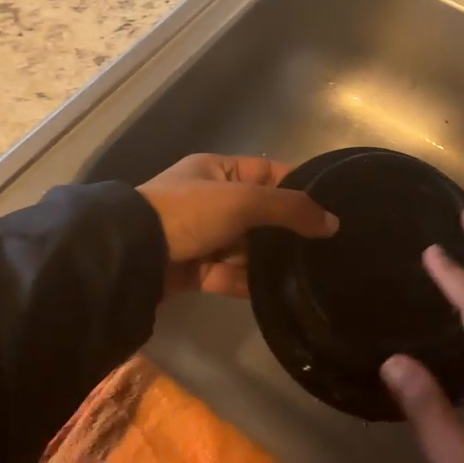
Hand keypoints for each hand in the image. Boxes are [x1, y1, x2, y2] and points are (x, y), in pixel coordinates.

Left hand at [137, 153, 337, 298]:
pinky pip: (228, 274)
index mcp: (219, 171)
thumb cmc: (189, 212)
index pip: (268, 172)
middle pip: (260, 213)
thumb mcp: (243, 201)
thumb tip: (332, 222)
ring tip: (305, 273)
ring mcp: (202, 236)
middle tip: (323, 247)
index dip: (298, 186)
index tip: (329, 207)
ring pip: (246, 246)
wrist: (130, 255)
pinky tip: (274, 293)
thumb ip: (288, 209)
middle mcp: (212, 199)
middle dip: (285, 230)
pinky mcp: (194, 269)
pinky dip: (247, 283)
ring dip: (268, 259)